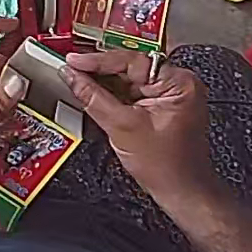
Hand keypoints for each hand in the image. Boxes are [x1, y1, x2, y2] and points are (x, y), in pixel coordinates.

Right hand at [61, 50, 220, 206]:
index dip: (98, 60)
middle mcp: (177, 83)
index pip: (131, 59)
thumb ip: (93, 98)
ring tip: (76, 81)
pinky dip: (110, 93)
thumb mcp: (122, 127)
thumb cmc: (166, 166)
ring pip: (127, 78)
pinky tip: (92, 94)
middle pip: (128, 66)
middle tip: (71, 68)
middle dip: (98, 70)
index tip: (75, 60)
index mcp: (178, 83)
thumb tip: (73, 77)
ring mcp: (168, 94)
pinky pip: (130, 91)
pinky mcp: (158, 104)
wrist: (180, 191)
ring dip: (102, 81)